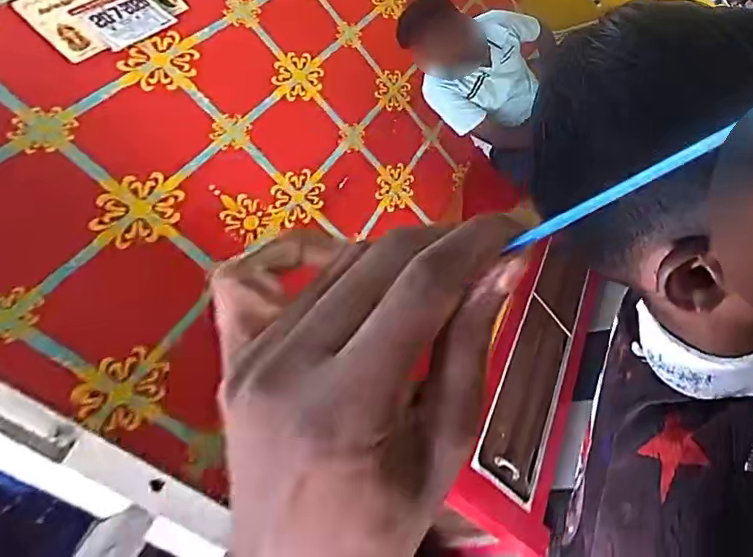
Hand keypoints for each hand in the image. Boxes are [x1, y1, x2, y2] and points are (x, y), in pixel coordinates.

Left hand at [211, 216, 525, 556]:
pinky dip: (304, 250)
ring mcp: (252, 358)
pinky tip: (340, 258)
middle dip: (449, 239)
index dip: (477, 241)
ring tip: (436, 274)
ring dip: (403, 252)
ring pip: (344, 258)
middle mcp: (288, 367)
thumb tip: (506, 261)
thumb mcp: (446, 446)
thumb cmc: (380, 528)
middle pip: (385, 258)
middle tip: (488, 249)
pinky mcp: (234, 357)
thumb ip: (471, 342)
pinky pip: (253, 274)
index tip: (517, 225)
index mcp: (346, 405)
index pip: (423, 284)